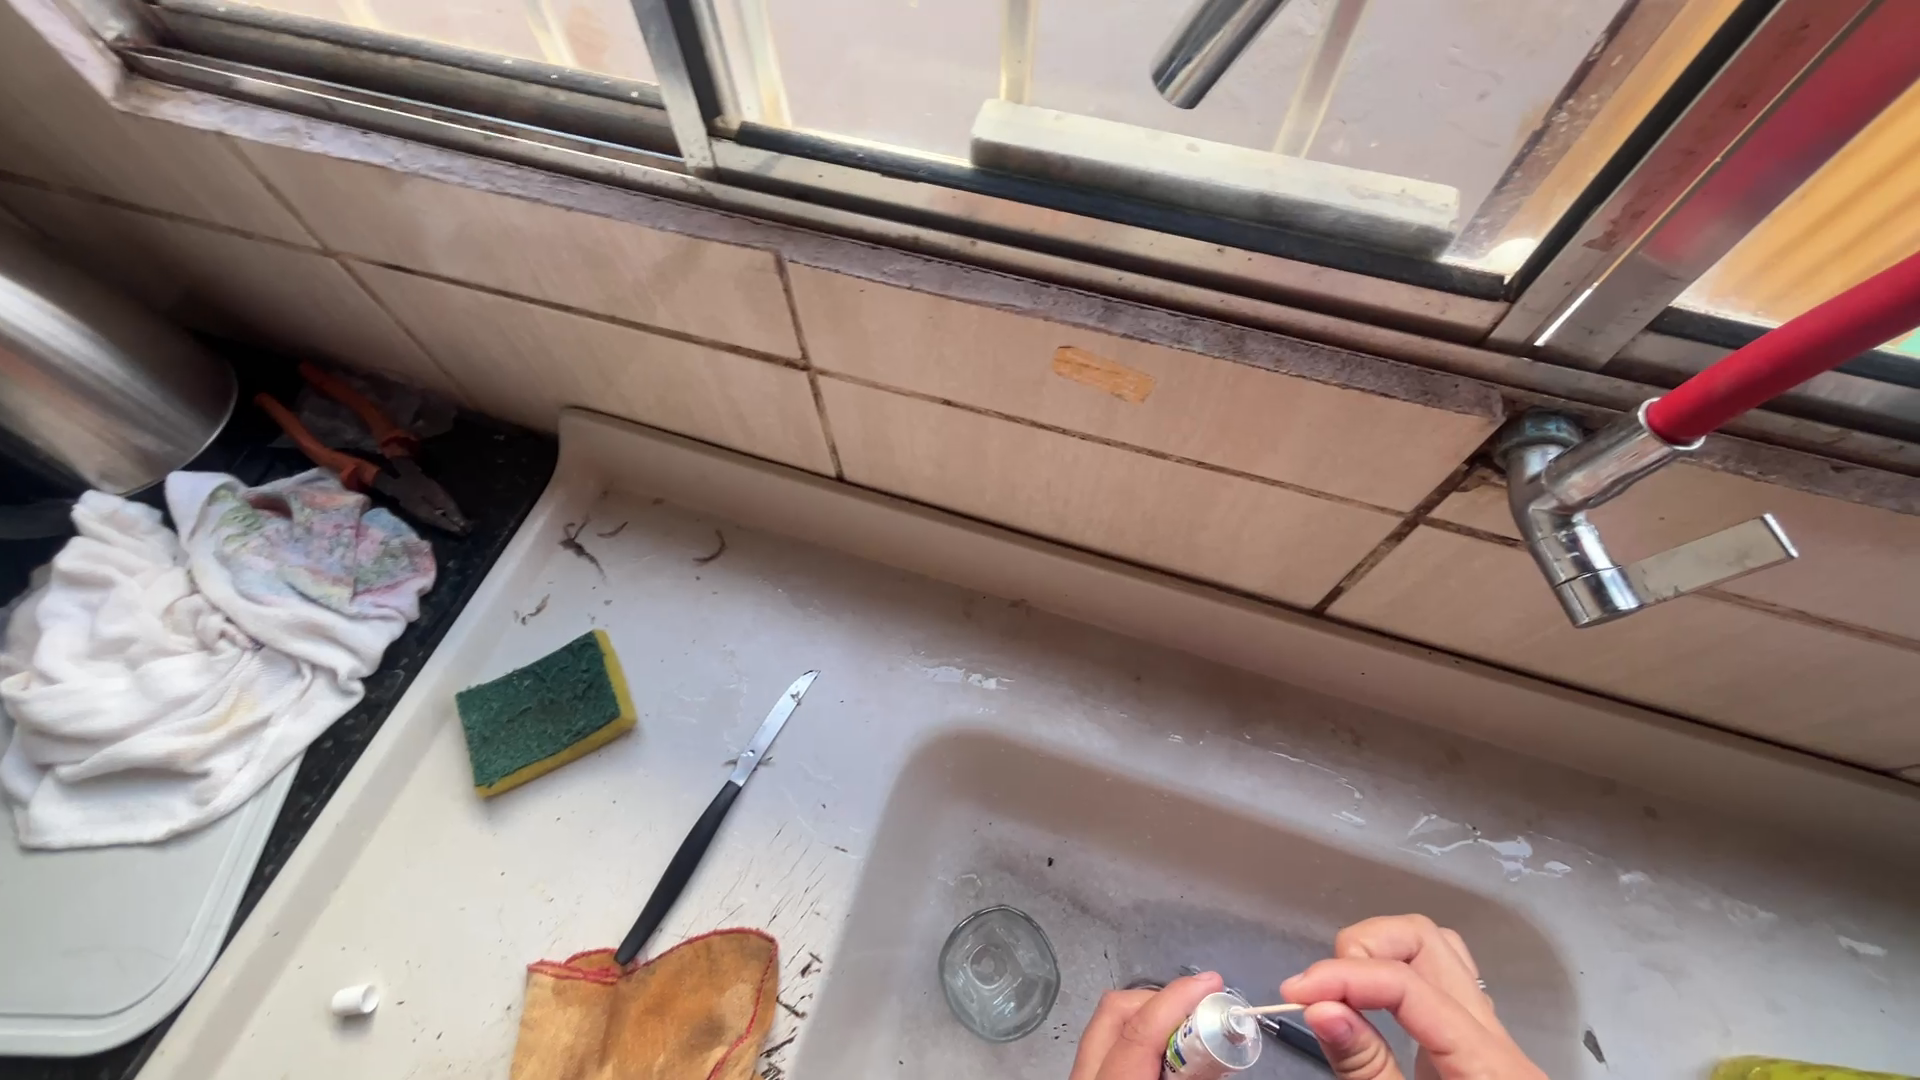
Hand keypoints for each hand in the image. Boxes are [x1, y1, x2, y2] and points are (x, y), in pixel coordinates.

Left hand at [1069, 971, 1223, 1079]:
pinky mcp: (1085, 1078)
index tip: (1211, 982)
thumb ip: (1192, 1077)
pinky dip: (1136, 1039)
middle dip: (1160, 1001)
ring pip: (1107, 1023)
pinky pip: (1106, 1045)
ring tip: (1187, 1032)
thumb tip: (1218, 1043)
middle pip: (1113, 1010)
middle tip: (1200, 1009)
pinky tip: (1163, 1054)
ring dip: (1149, 1019)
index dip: (1177, 1000)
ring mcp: (1078, 1075)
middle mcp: (1082, 1075)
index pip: (1139, 1029)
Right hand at [1282, 915, 1547, 1079]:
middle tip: (1323, 990)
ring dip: (1378, 953)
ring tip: (1341, 993)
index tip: (1292, 993)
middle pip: (1425, 939)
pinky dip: (1393, 972)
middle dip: (1363, 950)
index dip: (1344, 977)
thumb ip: (1365, 1067)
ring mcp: (1491, 1039)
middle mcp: (1499, 1038)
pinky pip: (1437, 978)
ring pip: (1434, 948)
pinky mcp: (1473, 1047)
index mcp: (1492, 1066)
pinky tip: (1367, 1005)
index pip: (1407, 982)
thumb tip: (1317, 1005)